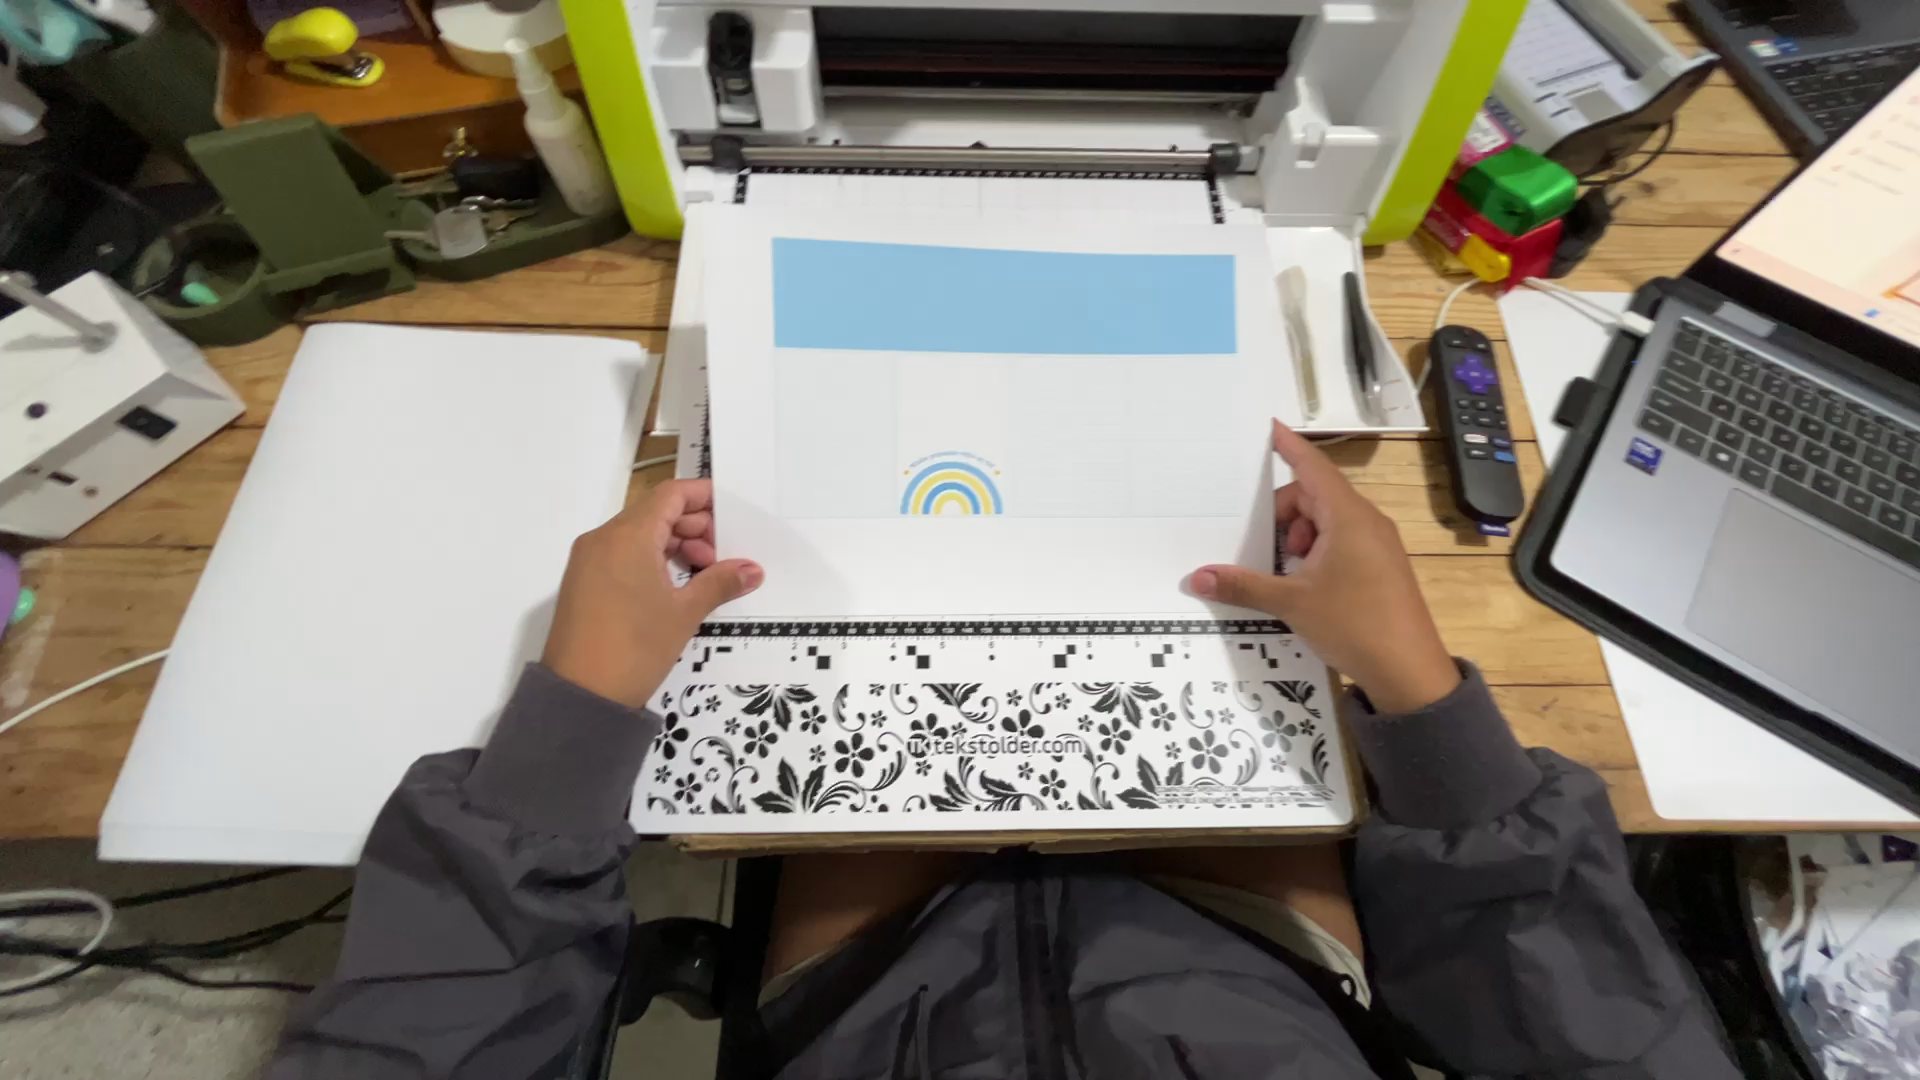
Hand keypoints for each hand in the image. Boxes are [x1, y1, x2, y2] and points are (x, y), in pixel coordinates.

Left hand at [542, 479, 762, 707]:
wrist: (580, 698)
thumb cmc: (635, 647)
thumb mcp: (685, 612)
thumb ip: (720, 582)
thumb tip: (753, 570)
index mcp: (627, 536)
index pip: (670, 495)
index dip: (704, 496)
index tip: (732, 510)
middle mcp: (603, 539)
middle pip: (656, 513)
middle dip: (695, 528)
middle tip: (722, 556)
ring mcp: (590, 561)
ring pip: (641, 534)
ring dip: (676, 545)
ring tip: (704, 575)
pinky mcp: (586, 582)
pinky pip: (626, 554)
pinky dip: (655, 559)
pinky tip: (678, 586)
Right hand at [1190, 421, 1460, 712]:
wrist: (1409, 672)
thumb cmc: (1354, 625)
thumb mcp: (1290, 603)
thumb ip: (1242, 585)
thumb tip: (1197, 577)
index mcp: (1347, 519)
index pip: (1312, 468)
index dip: (1289, 447)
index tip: (1269, 427)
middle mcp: (1365, 523)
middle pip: (1313, 496)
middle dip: (1284, 515)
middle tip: (1268, 550)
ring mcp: (1375, 544)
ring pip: (1325, 520)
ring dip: (1299, 538)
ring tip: (1288, 573)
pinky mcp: (1378, 564)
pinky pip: (1339, 540)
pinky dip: (1315, 552)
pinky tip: (1304, 583)